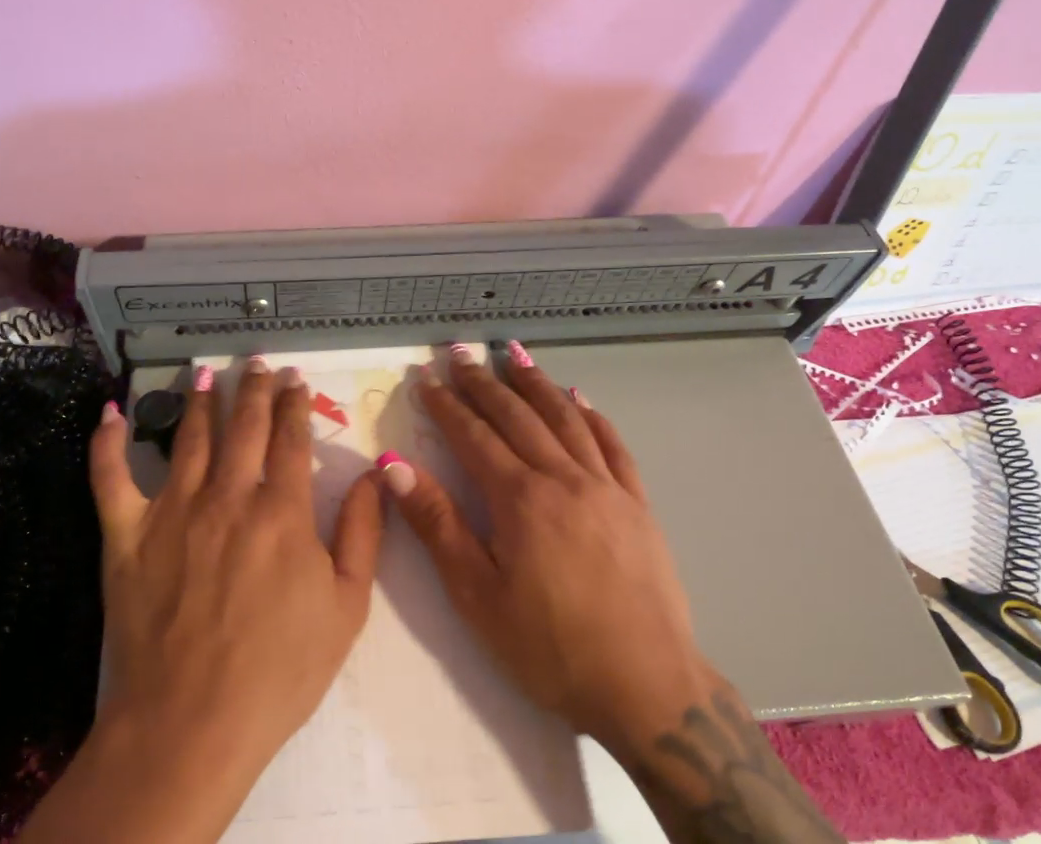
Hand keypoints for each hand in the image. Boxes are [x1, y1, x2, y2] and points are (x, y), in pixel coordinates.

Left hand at [91, 358, 384, 757]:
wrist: (191, 720)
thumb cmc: (280, 671)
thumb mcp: (346, 608)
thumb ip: (361, 534)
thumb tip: (373, 474)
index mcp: (281, 512)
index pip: (291, 440)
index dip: (295, 404)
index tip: (296, 380)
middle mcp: (226, 496)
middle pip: (244, 427)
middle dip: (255, 389)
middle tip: (258, 364)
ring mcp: (170, 512)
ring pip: (187, 438)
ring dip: (200, 401)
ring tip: (206, 373)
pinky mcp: (124, 536)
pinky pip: (110, 477)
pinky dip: (108, 442)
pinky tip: (111, 413)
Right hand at [384, 342, 715, 744]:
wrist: (646, 686)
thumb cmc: (550, 649)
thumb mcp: (478, 597)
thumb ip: (437, 525)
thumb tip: (394, 465)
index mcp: (520, 500)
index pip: (474, 437)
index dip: (447, 406)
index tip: (425, 378)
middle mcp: (565, 479)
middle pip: (519, 417)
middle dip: (484, 383)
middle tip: (460, 353)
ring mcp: (608, 489)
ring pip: (566, 420)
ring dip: (536, 384)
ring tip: (514, 355)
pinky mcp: (638, 506)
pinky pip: (613, 446)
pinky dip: (593, 416)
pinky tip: (581, 399)